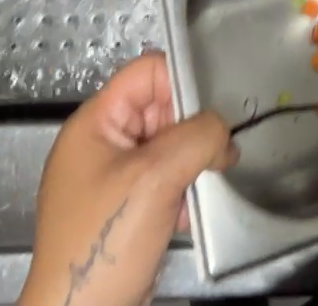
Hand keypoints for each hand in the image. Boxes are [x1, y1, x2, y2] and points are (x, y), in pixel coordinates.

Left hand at [17, 53, 233, 305]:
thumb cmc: (102, 245)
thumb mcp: (155, 176)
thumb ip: (197, 136)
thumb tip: (223, 130)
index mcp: (95, 123)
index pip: (149, 72)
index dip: (182, 82)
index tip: (207, 113)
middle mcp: (102, 144)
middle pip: (164, 107)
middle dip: (193, 130)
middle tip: (211, 155)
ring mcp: (114, 177)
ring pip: (171, 144)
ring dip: (193, 163)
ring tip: (198, 187)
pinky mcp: (128, 206)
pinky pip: (168, 177)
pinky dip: (185, 189)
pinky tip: (187, 211)